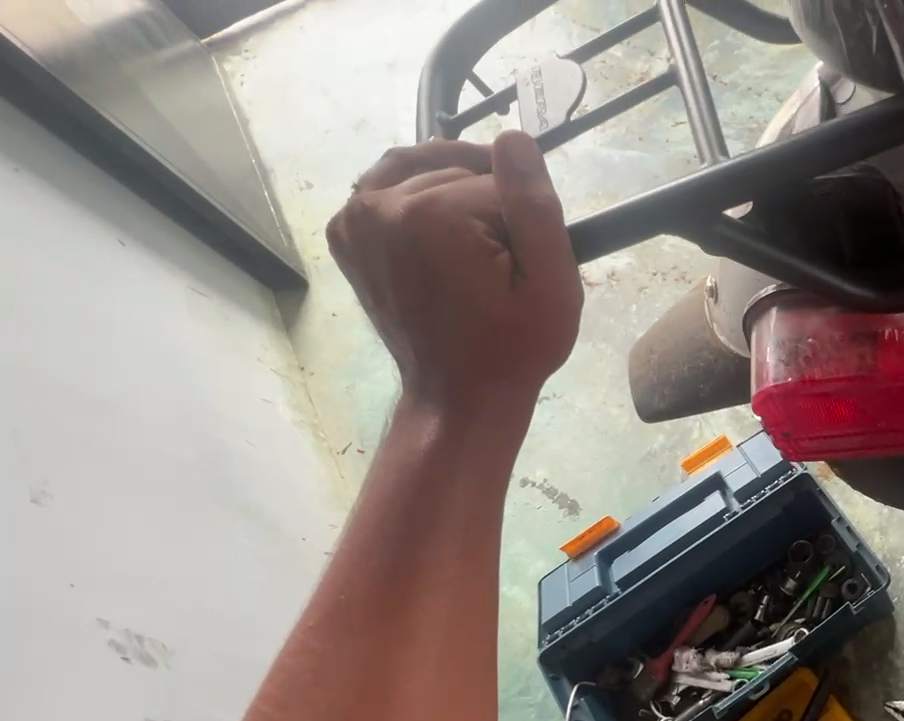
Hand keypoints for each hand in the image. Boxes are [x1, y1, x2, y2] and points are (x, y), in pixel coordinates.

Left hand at [327, 133, 583, 415]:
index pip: (501, 184)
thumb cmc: (517, 348)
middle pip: (460, 175)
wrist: (460, 395)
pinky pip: (388, 190)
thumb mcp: (552, 286)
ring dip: (456, 197)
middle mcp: (380, 202)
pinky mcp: (346, 234)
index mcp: (433, 213)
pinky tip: (442, 241)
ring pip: (423, 173)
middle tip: (508, 268)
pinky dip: (419, 202)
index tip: (530, 269)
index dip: (527, 223)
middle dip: (491, 209)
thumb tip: (515, 139)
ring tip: (481, 247)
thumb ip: (535, 207)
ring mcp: (355, 217)